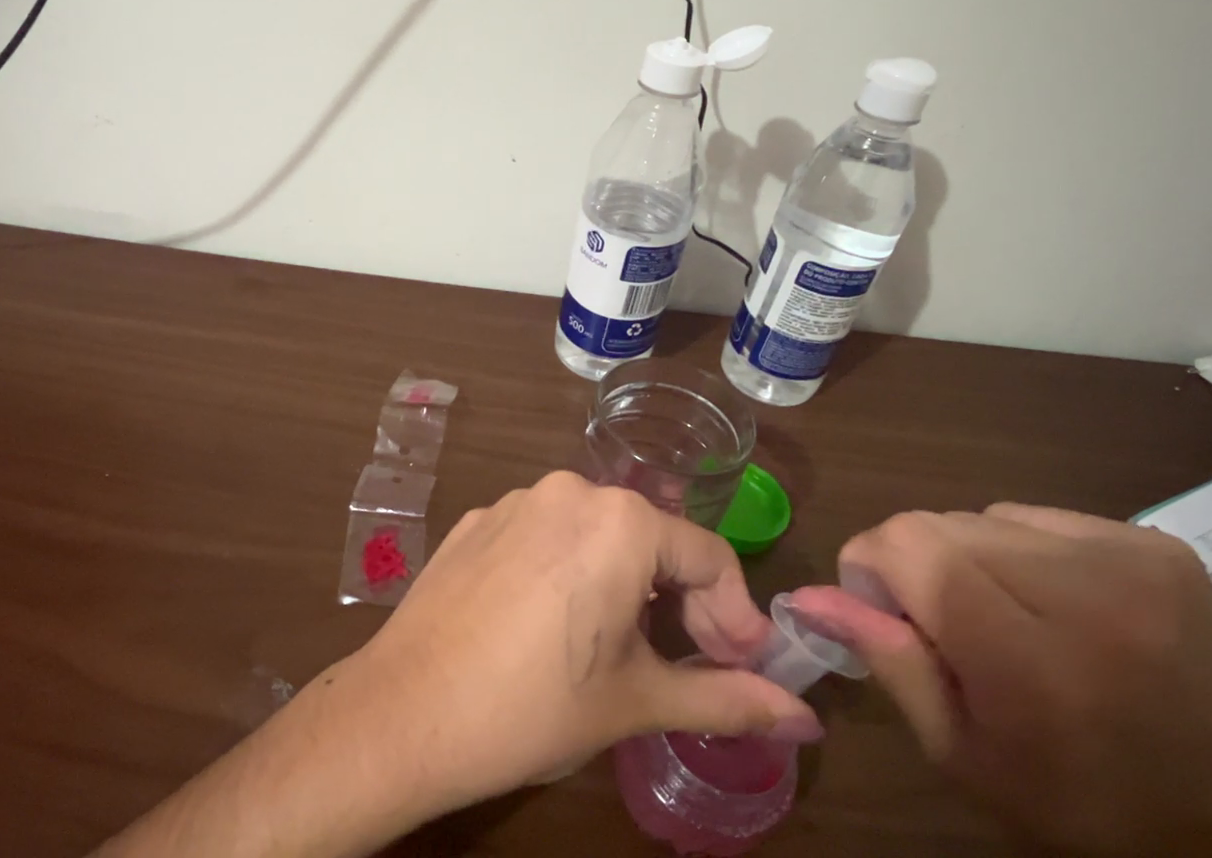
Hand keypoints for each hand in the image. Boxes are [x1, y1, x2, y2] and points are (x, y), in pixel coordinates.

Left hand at [99, 471, 817, 857]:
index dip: (735, 615)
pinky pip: (545, 537)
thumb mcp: (635, 700)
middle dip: (684, 599)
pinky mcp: (476, 522)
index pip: (708, 558)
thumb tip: (806, 721)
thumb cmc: (532, 706)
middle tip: (694, 659)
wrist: (404, 712)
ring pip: (597, 533)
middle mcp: (570, 491)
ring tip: (624, 643)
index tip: (742, 664)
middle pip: (653, 538)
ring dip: (626, 582)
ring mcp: (515, 501)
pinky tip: (555, 624)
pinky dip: (570, 572)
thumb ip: (725, 698)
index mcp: (620, 521)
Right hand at [791, 504, 1211, 856]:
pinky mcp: (1159, 547)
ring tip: (1005, 616)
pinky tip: (1052, 603)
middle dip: (919, 564)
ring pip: (985, 514)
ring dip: (971, 555)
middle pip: (941, 523)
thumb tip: (809, 595)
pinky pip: (1041, 517)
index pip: (910, 543)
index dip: (872, 565)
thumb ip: (885, 658)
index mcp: (1028, 657)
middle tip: (946, 626)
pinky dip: (1024, 549)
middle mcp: (1085, 591)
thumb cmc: (1070, 803)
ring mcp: (1132, 560)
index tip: (882, 609)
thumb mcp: (957, 749)